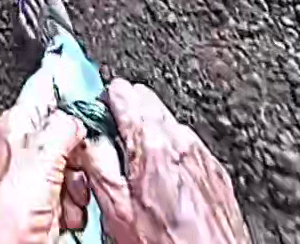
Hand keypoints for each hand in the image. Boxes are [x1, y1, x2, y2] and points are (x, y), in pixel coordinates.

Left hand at [0, 82, 90, 243]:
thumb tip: (78, 116)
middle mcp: (24, 147)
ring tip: (69, 196)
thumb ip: (63, 124)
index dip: (67, 87)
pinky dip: (76, 207)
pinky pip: (72, 196)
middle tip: (77, 163)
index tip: (89, 89)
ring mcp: (34, 178)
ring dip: (79, 183)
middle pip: (65, 132)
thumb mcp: (41, 152)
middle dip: (78, 150)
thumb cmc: (7, 210)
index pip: (45, 89)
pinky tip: (67, 215)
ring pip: (73, 166)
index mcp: (16, 124)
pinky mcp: (43, 206)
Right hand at [71, 80, 250, 243]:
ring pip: (164, 119)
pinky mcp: (214, 170)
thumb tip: (85, 134)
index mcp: (151, 142)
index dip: (104, 106)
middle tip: (117, 150)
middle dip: (126, 115)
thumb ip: (96, 159)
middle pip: (143, 98)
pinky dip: (171, 154)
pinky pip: (184, 144)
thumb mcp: (117, 209)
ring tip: (142, 175)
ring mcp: (199, 153)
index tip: (99, 127)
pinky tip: (166, 188)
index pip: (120, 90)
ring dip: (149, 135)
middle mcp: (179, 138)